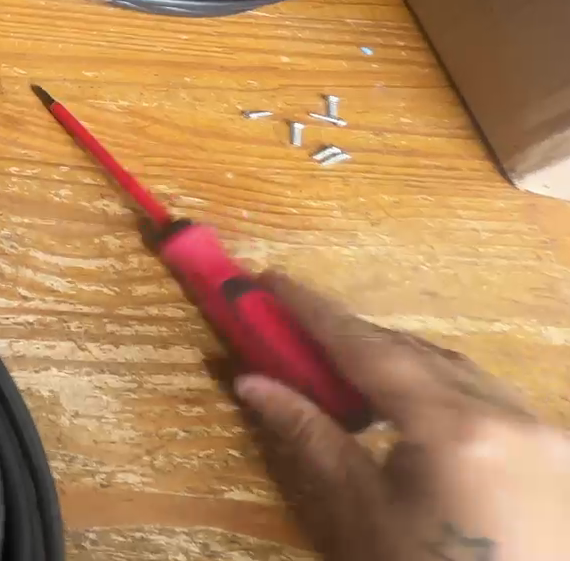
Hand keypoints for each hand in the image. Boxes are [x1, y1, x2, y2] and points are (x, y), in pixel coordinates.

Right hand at [236, 274, 569, 560]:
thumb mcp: (362, 507)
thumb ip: (310, 433)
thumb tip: (248, 381)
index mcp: (456, 427)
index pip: (367, 347)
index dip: (312, 310)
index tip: (268, 279)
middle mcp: (513, 419)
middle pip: (414, 352)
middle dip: (349, 333)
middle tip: (291, 321)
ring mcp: (552, 443)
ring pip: (458, 371)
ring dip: (395, 356)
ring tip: (342, 359)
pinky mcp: (564, 464)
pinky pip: (492, 399)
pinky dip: (439, 383)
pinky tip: (410, 400)